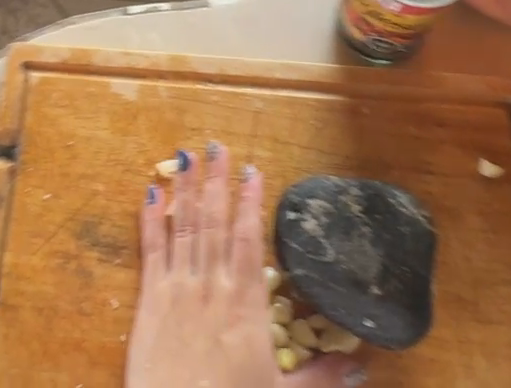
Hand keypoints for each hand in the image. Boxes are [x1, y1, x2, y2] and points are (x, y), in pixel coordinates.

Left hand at [126, 142, 364, 387]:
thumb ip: (320, 377)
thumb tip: (361, 366)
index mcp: (245, 306)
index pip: (248, 240)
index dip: (249, 203)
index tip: (252, 170)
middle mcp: (211, 287)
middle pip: (214, 222)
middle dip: (216, 181)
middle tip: (218, 145)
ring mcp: (177, 289)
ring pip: (183, 226)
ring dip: (185, 188)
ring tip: (186, 154)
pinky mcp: (148, 300)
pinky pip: (151, 250)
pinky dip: (150, 219)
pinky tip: (150, 192)